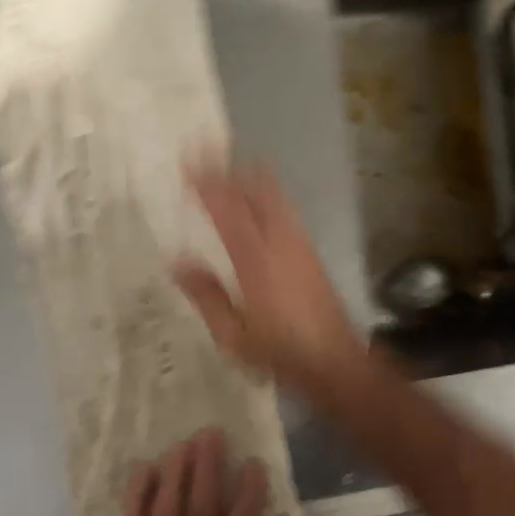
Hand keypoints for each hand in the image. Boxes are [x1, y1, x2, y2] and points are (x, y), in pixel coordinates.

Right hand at [173, 159, 372, 393]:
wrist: (336, 363)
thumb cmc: (279, 353)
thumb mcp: (233, 334)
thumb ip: (207, 295)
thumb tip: (178, 261)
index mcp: (256, 260)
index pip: (228, 210)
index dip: (208, 182)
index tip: (189, 161)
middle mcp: (281, 242)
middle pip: (257, 191)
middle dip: (232, 169)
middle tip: (208, 153)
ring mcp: (301, 245)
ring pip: (276, 197)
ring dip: (253, 178)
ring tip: (233, 165)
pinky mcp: (312, 253)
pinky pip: (287, 211)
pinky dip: (269, 195)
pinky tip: (262, 200)